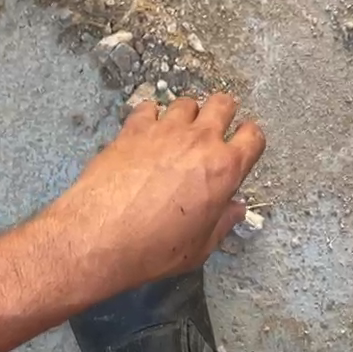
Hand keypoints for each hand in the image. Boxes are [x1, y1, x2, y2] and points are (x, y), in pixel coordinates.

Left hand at [33, 93, 265, 298]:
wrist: (99, 237)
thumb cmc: (152, 249)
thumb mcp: (199, 248)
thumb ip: (223, 223)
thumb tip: (236, 209)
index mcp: (224, 168)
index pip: (254, 136)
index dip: (250, 139)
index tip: (242, 146)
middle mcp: (200, 140)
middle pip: (223, 103)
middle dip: (223, 112)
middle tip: (213, 129)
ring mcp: (166, 130)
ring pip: (187, 102)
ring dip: (187, 115)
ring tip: (177, 133)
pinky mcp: (134, 128)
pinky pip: (149, 108)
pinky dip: (150, 117)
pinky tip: (145, 134)